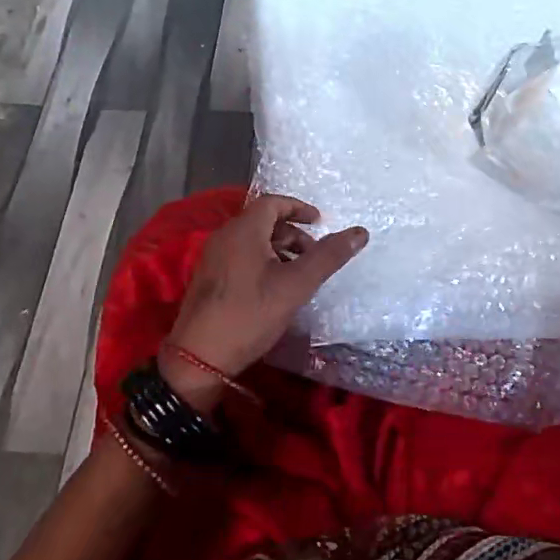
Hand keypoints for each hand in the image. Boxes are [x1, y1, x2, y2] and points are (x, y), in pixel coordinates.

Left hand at [163, 195, 367, 407]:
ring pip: (251, 241)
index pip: (273, 203)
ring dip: (279, 249)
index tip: (320, 222)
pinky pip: (240, 256)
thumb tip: (360, 232)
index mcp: (243, 230)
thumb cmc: (250, 314)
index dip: (299, 208)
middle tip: (314, 255)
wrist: (199, 356)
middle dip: (292, 233)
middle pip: (262, 221)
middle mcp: (224, 236)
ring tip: (299, 274)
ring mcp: (213, 258)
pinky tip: (274, 289)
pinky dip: (262, 261)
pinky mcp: (209, 278)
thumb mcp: (295, 285)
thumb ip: (328, 257)